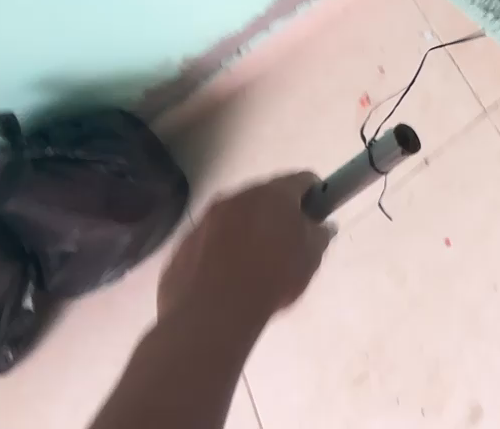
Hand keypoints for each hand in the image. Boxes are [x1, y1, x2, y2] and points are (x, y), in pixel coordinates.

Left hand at [158, 172, 332, 332]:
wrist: (210, 319)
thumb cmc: (271, 279)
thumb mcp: (312, 257)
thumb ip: (320, 234)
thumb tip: (319, 227)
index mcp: (273, 193)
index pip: (304, 180)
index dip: (314, 196)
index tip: (316, 216)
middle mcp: (236, 198)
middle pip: (265, 196)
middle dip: (277, 213)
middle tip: (286, 243)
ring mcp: (203, 222)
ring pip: (233, 217)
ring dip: (245, 231)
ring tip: (252, 265)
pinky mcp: (179, 248)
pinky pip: (207, 242)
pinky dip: (218, 252)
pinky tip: (225, 279)